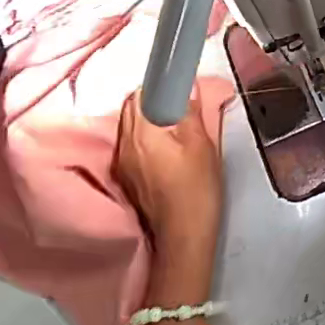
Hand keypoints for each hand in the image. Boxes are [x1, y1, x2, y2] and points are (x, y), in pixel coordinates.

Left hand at [116, 92, 223, 282]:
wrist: (183, 237)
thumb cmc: (197, 190)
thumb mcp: (202, 146)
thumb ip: (190, 114)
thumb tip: (186, 90)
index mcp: (142, 133)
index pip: (140, 94)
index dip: (159, 88)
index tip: (178, 90)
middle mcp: (124, 146)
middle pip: (131, 110)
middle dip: (152, 103)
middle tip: (180, 110)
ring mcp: (121, 165)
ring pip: (130, 130)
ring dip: (149, 123)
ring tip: (176, 131)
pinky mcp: (126, 180)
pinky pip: (132, 149)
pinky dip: (146, 143)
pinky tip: (168, 154)